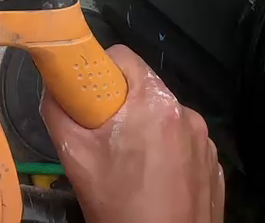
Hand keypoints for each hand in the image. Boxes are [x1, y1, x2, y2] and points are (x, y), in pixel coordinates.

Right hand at [40, 44, 224, 222]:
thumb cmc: (122, 210)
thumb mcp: (74, 157)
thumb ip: (56, 110)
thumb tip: (51, 88)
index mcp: (155, 103)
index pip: (123, 57)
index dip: (100, 71)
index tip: (90, 95)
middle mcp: (186, 115)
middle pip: (143, 88)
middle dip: (121, 105)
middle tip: (104, 136)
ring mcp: (204, 143)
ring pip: (162, 116)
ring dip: (144, 129)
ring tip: (128, 164)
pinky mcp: (213, 166)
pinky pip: (182, 142)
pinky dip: (166, 152)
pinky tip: (152, 180)